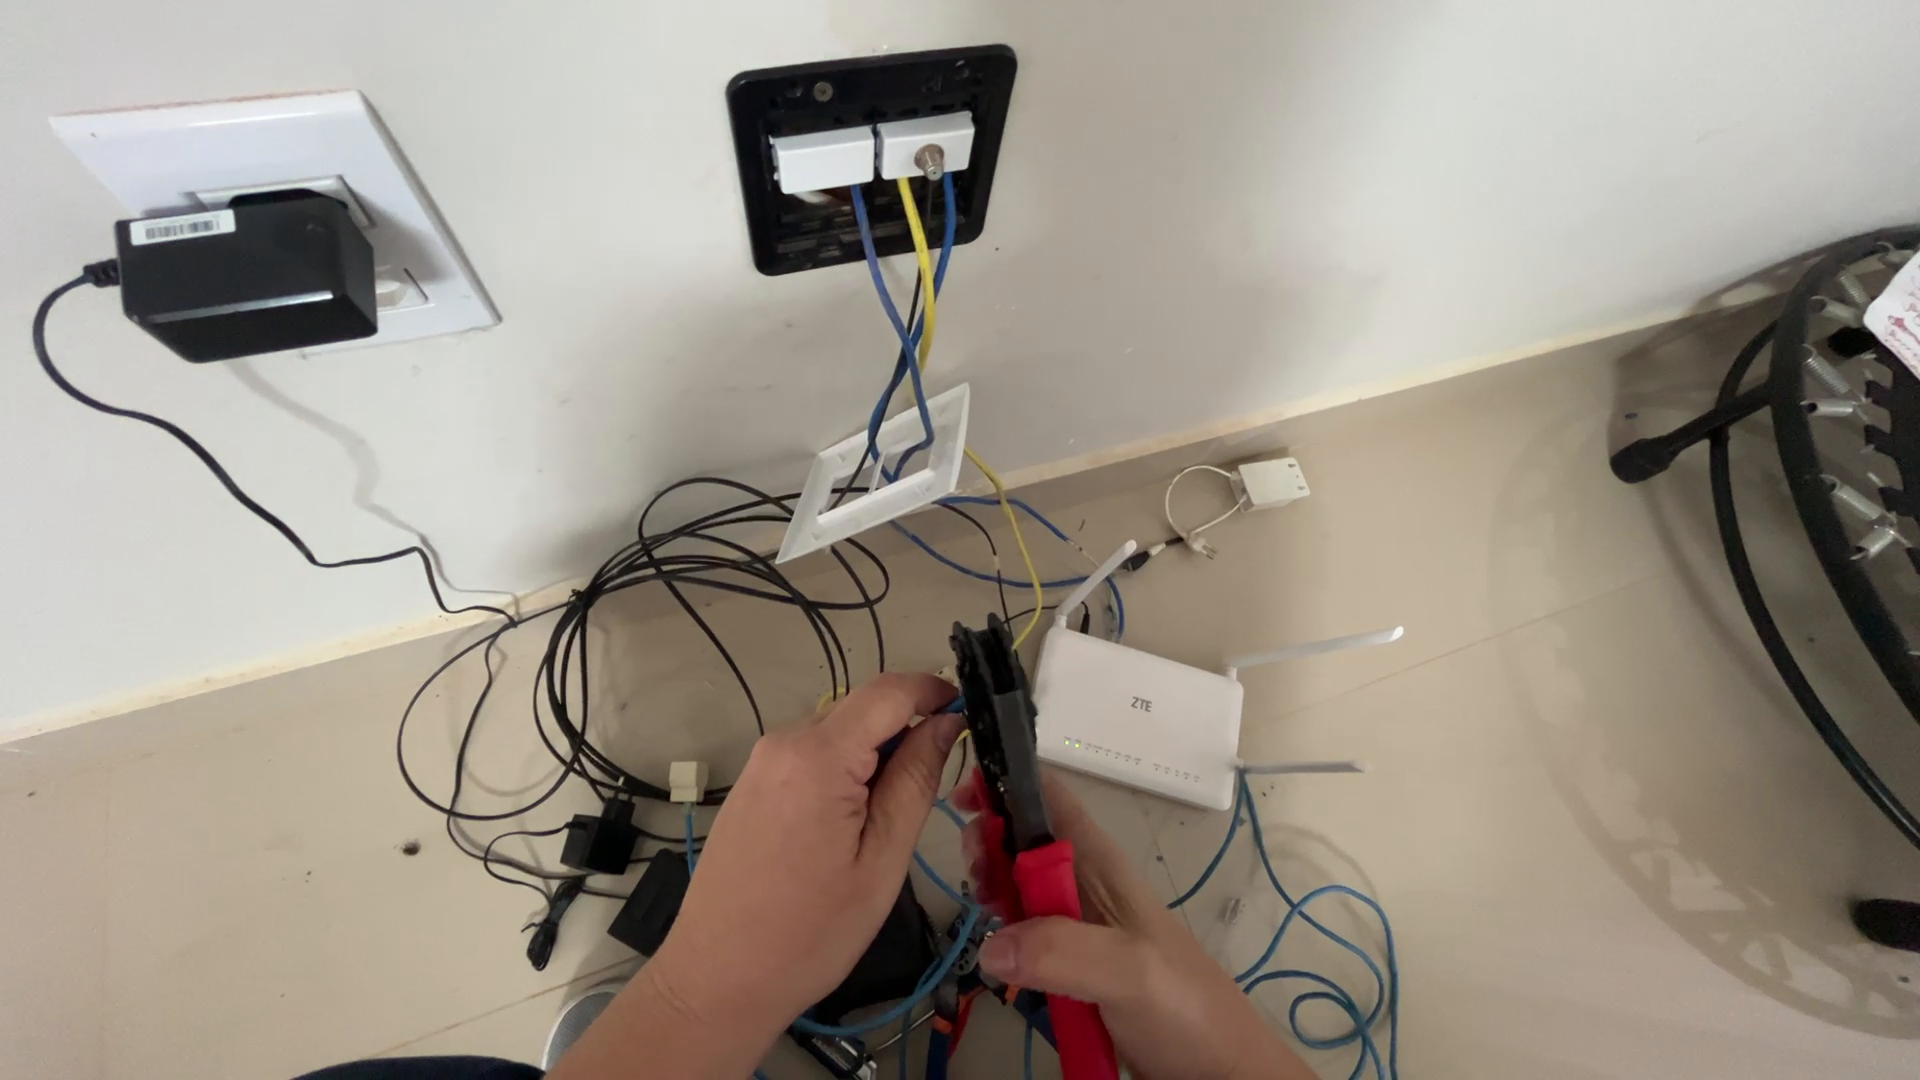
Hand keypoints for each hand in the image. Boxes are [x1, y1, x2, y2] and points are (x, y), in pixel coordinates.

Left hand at [575, 673, 959, 1078]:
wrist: (715, 981)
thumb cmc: (810, 933)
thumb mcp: (882, 860)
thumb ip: (916, 779)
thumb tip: (947, 722)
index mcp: (819, 756)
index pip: (890, 691)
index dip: (933, 690)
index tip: (966, 714)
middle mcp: (784, 741)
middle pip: (863, 706)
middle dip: (906, 727)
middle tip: (932, 783)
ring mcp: (762, 759)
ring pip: (839, 728)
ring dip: (875, 751)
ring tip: (887, 815)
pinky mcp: (752, 780)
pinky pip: (812, 751)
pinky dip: (844, 766)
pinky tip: (847, 822)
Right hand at [958, 770, 1313, 1079]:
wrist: (1219, 1070)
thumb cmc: (1183, 1004)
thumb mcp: (1127, 970)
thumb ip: (1062, 951)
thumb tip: (989, 945)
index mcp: (1098, 858)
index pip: (1048, 795)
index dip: (1005, 783)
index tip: (960, 799)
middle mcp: (1082, 879)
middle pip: (1021, 837)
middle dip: (989, 844)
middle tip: (977, 882)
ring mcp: (1075, 921)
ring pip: (1017, 883)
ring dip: (992, 890)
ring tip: (986, 917)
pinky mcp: (1069, 960)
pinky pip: (1023, 932)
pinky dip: (1003, 935)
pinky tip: (999, 954)